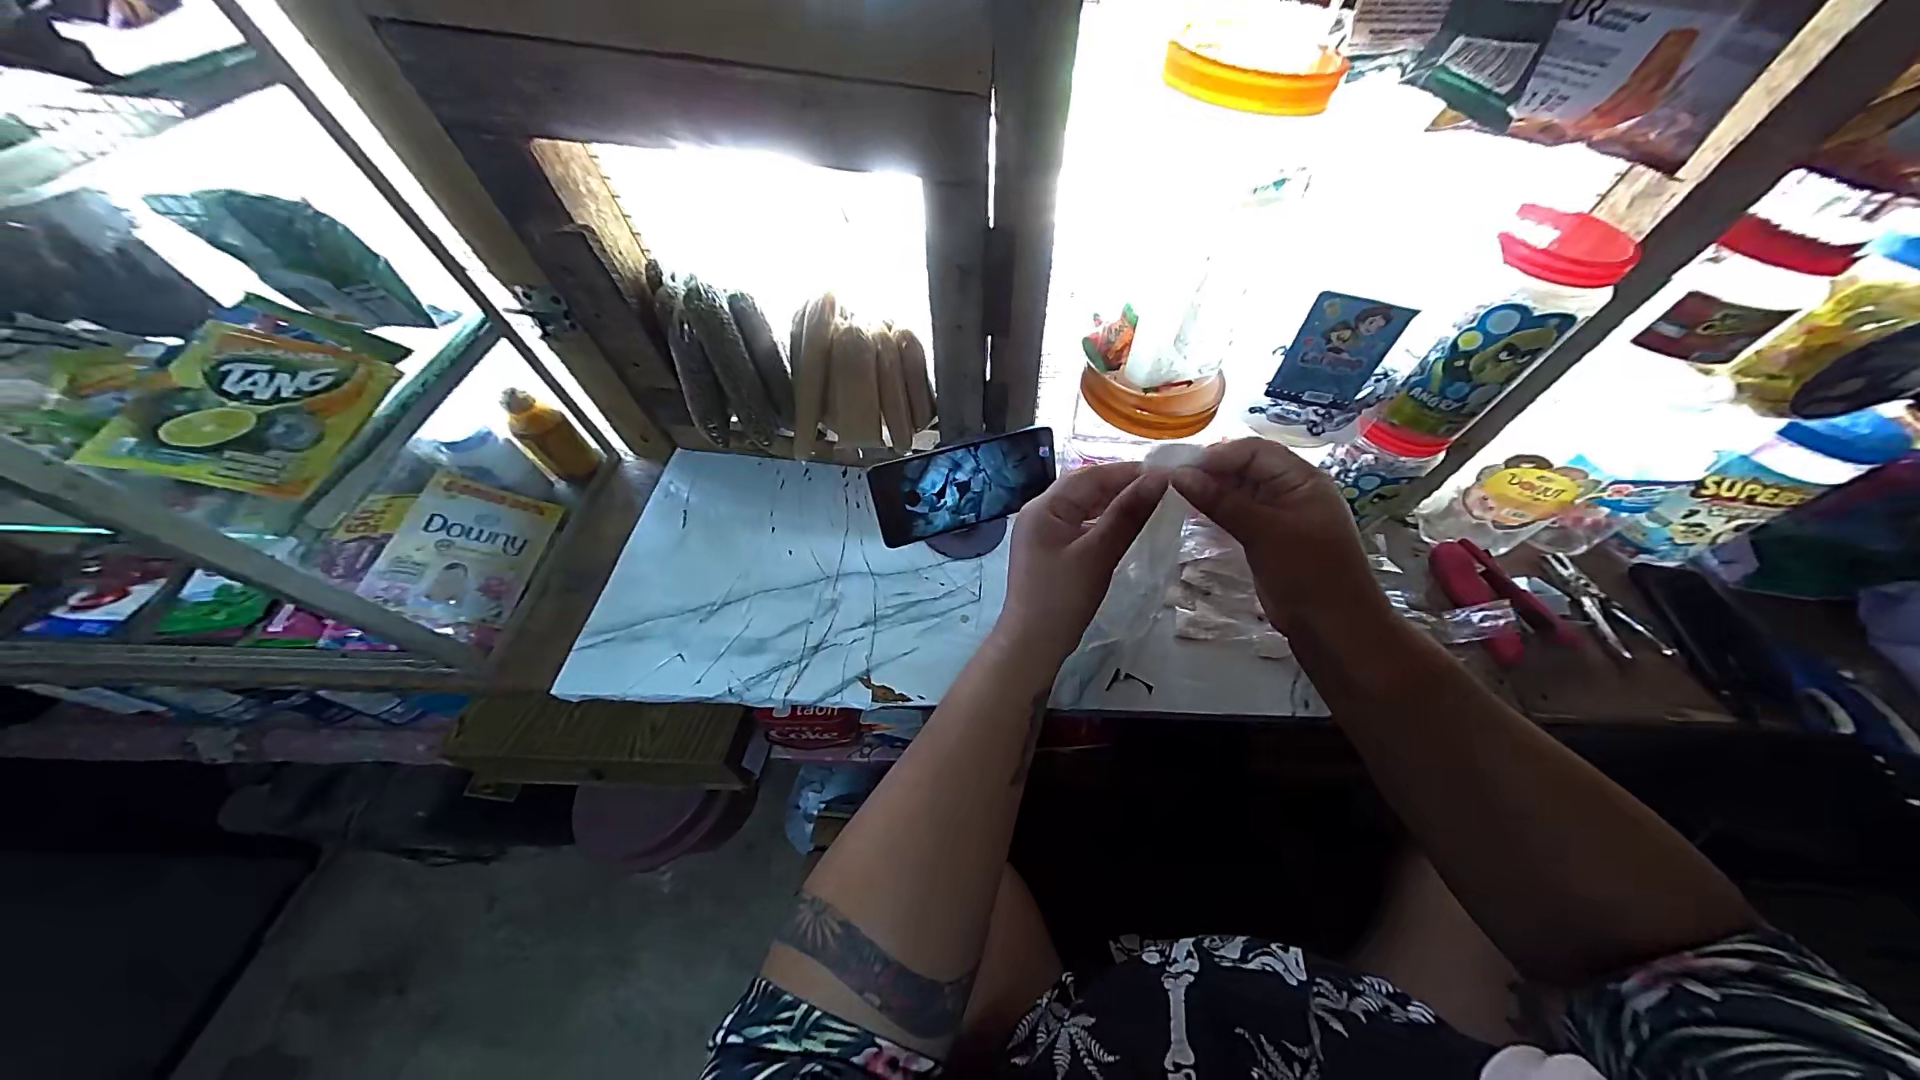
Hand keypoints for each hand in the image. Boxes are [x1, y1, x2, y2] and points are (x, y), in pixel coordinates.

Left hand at [995, 462, 1167, 660]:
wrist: (1033, 643)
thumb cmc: (1062, 597)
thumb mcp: (1098, 553)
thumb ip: (1127, 514)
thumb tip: (1159, 479)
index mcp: (1044, 507)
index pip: (1090, 476)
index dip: (1128, 472)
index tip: (1166, 472)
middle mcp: (1040, 513)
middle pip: (1086, 489)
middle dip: (1123, 486)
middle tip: (1165, 487)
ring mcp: (1044, 533)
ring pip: (1085, 508)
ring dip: (1116, 504)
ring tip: (1154, 502)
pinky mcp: (1052, 551)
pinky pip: (1082, 526)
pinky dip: (1105, 523)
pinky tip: (1129, 526)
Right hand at [1170, 438, 1385, 633]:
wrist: (1332, 625)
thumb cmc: (1307, 572)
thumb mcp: (1263, 531)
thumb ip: (1221, 501)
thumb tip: (1179, 475)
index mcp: (1302, 479)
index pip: (1254, 451)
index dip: (1217, 456)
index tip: (1181, 470)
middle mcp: (1291, 491)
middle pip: (1245, 468)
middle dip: (1210, 472)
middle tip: (1172, 484)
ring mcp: (1279, 515)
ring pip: (1238, 491)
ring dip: (1210, 493)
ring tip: (1176, 498)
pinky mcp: (1267, 537)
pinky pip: (1237, 514)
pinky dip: (1216, 512)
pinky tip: (1192, 517)